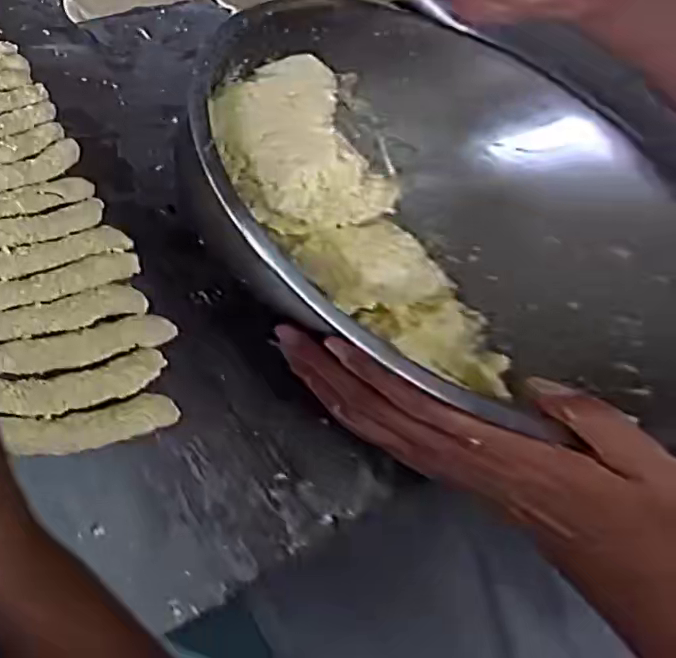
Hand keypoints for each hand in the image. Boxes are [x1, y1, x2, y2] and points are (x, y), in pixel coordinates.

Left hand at [277, 324, 675, 655]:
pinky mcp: (448, 477)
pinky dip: (346, 411)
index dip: (365, 371)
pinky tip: (329, 393)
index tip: (329, 340)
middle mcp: (457, 461)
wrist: (656, 587)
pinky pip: (381, 438)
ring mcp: (446, 471)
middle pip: (369, 409)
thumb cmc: (652, 527)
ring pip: (366, 424)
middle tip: (284, 335)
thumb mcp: (648, 470)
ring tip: (290, 354)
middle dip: (320, 370)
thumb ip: (592, 420)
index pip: (409, 402)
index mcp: (497, 454)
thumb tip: (538, 384)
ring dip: (322, 386)